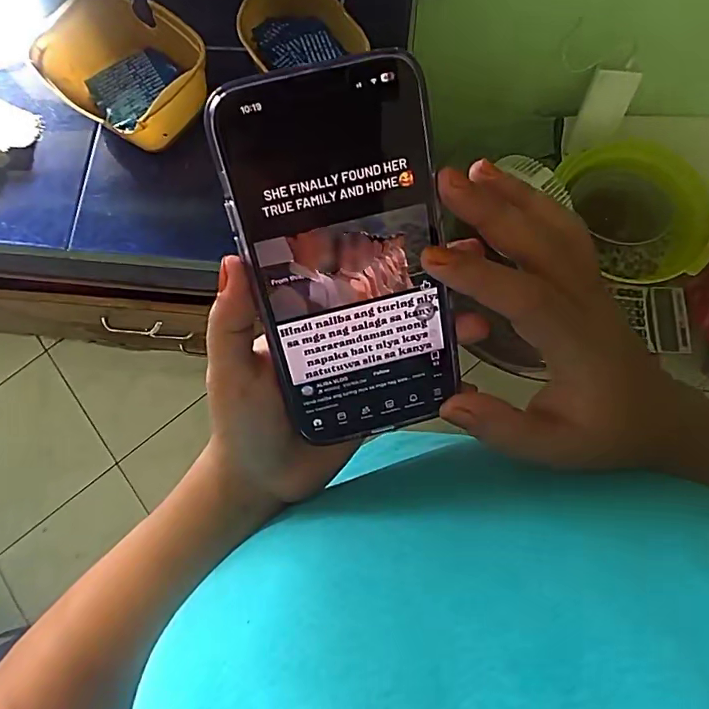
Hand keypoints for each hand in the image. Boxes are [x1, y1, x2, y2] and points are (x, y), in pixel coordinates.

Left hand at [202, 253, 491, 503]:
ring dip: (442, 327)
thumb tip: (234, 259)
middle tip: (468, 262)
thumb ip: (230, 320)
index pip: (343, 273)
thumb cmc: (240, 419)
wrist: (264, 482)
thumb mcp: (230, 366)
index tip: (412, 227)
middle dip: (426, 283)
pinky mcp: (377, 402)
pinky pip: (413, 385)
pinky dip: (440, 377)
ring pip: (407, 339)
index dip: (374, 250)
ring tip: (478, 320)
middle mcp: (338, 335)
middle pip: (386, 301)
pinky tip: (469, 371)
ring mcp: (362, 368)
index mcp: (305, 317)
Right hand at [424, 160, 708, 470]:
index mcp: (574, 342)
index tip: (432, 260)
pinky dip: (533, 202)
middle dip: (491, 208)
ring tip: (475, 169)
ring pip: (556, 227)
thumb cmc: (603, 432)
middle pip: (540, 243)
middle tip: (446, 180)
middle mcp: (583, 302)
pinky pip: (563, 231)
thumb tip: (448, 400)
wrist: (659, 416)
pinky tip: (505, 189)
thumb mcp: (550, 448)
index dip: (480, 276)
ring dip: (515, 193)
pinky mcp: (585, 278)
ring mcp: (589, 284)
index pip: (526, 298)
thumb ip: (501, 427)